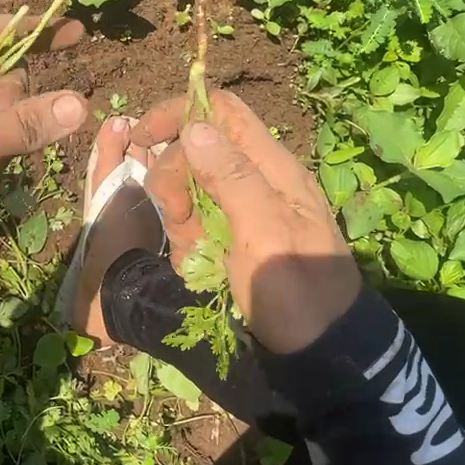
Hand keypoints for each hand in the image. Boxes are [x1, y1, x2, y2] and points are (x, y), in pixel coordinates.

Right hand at [133, 91, 360, 353]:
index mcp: (271, 167)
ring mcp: (240, 209)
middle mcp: (254, 179)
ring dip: (177, 212)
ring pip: (187, 186)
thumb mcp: (265, 232)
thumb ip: (232, 177)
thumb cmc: (296, 291)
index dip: (179, 113)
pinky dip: (185, 237)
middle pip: (194, 148)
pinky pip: (192, 221)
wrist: (321, 353)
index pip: (220, 110)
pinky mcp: (229, 237)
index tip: (143, 137)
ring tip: (191, 248)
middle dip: (172, 176)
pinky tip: (193, 262)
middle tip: (176, 216)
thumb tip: (194, 126)